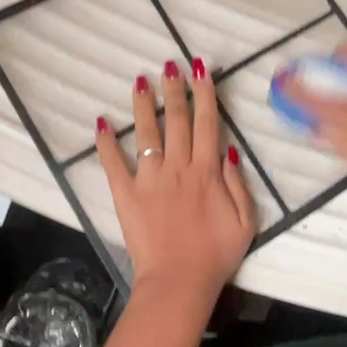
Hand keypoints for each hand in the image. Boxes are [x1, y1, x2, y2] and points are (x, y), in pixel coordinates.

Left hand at [96, 58, 255, 300]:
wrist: (179, 282)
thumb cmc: (216, 255)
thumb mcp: (245, 221)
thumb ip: (239, 184)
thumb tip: (229, 152)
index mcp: (207, 172)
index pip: (207, 123)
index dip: (205, 94)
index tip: (201, 69)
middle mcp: (178, 166)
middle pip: (176, 120)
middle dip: (174, 89)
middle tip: (170, 64)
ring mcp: (149, 178)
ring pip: (146, 133)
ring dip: (144, 104)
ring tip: (140, 80)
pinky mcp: (126, 194)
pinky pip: (113, 163)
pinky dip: (106, 142)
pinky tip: (101, 121)